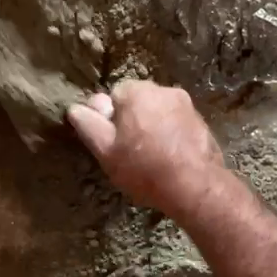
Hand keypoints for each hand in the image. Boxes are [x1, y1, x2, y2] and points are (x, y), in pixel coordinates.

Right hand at [67, 80, 229, 217]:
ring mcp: (186, 104)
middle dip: (131, 121)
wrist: (194, 186)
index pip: (113, 95)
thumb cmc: (144, 168)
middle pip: (138, 102)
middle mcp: (163, 89)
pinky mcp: (201, 121)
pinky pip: (176, 123)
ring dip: (152, 127)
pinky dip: (170, 135)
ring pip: (158, 112)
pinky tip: (169, 158)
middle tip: (130, 152)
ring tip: (151, 158)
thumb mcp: (105, 150)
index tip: (113, 143)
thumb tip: (75, 108)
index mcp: (137, 91)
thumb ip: (88, 125)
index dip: (109, 120)